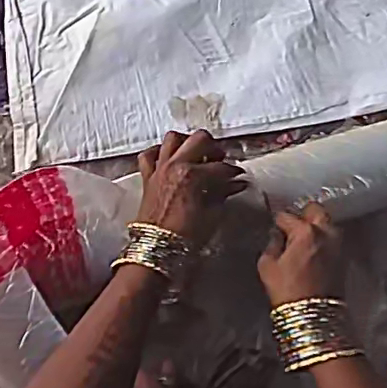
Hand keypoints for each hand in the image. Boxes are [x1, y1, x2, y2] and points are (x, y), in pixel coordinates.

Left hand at [135, 130, 246, 244]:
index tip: (239, 177)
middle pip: (199, 140)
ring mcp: (160, 169)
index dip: (233, 172)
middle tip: (220, 160)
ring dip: (187, 143)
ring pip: (173, 139)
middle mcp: (175, 165)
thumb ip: (223, 193)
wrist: (156, 249)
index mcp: (193, 175)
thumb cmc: (185, 237)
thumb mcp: (211, 215)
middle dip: (214, 148)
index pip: (221, 167)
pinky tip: (169, 158)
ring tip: (196, 154)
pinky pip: (149, 155)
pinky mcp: (148, 177)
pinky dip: (159, 153)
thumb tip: (235, 184)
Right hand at [258, 202, 344, 303]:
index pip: (286, 216)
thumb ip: (271, 244)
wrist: (314, 316)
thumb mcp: (267, 266)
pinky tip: (312, 250)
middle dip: (303, 215)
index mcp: (305, 232)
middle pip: (315, 210)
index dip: (277, 222)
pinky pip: (332, 238)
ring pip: (327, 223)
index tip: (274, 229)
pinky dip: (323, 239)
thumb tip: (277, 235)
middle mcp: (326, 232)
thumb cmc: (287, 290)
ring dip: (316, 226)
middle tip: (292, 227)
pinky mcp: (344, 255)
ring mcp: (338, 243)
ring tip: (302, 239)